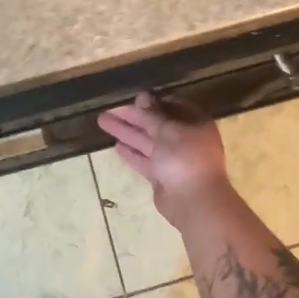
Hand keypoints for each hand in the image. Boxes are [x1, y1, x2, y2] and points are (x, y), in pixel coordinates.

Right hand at [98, 92, 230, 221]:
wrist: (195, 201)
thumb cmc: (185, 158)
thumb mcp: (167, 131)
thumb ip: (152, 114)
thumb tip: (142, 96)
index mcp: (195, 123)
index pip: (172, 106)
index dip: (152, 102)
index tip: (132, 99)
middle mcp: (186, 138)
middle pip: (155, 123)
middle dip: (132, 117)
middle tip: (108, 110)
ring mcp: (174, 159)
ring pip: (147, 141)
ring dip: (127, 132)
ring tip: (104, 122)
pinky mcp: (163, 176)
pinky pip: (145, 160)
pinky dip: (132, 153)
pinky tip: (116, 146)